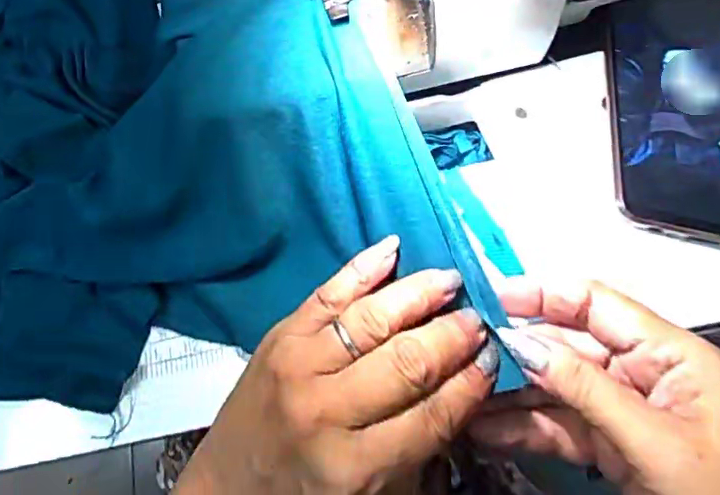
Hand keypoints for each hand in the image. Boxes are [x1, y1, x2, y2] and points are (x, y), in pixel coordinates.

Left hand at [178, 235, 500, 494]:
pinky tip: (391, 250)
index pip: (428, 417)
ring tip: (450, 280)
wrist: (225, 485)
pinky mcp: (280, 332)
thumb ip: (412, 449)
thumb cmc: (302, 494)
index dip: (468, 386)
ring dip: (415, 296)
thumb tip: (460, 391)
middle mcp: (327, 406)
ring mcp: (299, 361)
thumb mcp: (365, 494)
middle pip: (404, 361)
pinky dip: (361, 269)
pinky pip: (327, 293)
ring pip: (369, 319)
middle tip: (480, 316)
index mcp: (354, 465)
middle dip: (449, 336)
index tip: (494, 358)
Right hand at [470, 279, 719, 494]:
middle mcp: (648, 373)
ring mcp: (633, 414)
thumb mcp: (661, 444)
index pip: (594, 302)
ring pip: (562, 389)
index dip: (541, 294)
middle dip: (519, 351)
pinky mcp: (623, 451)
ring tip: (468, 396)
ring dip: (515, 394)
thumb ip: (586, 387)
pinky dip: (530, 429)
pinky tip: (493, 429)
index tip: (492, 297)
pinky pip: (568, 427)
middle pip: (569, 345)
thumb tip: (521, 341)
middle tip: (468, 352)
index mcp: (672, 354)